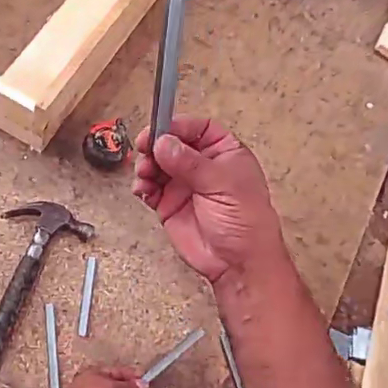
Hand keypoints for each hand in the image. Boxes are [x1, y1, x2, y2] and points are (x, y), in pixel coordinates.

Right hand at [131, 117, 286, 283]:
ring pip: (156, 164)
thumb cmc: (245, 222)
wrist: (236, 262)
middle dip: (155, 145)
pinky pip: (149, 188)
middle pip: (171, 144)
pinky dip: (142, 186)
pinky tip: (143, 190)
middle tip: (144, 149)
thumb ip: (190, 162)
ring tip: (145, 173)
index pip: (197, 128)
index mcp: (223, 152)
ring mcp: (183, 185)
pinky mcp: (168, 204)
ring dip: (146, 165)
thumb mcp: (222, 184)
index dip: (177, 126)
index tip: (160, 130)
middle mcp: (202, 166)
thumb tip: (164, 143)